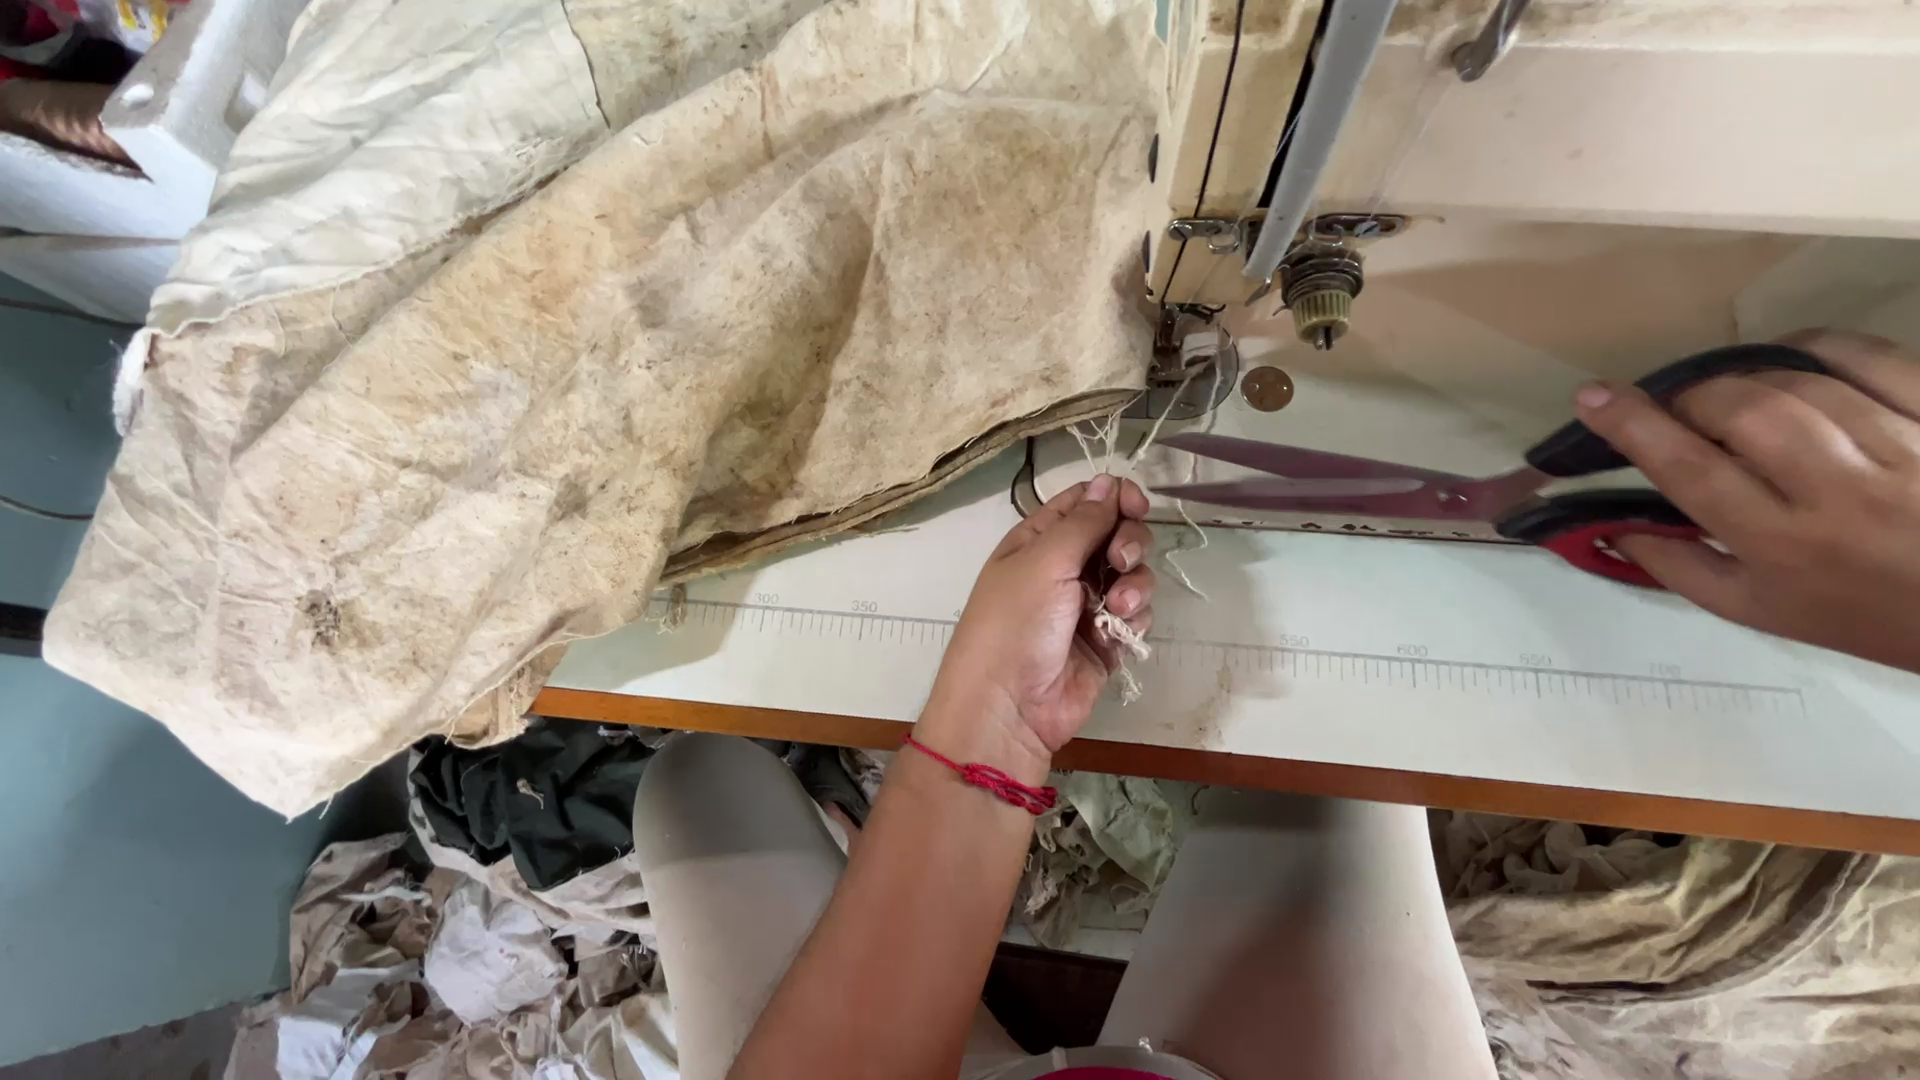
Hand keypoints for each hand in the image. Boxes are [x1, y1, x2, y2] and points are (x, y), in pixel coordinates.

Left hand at [922, 473, 1155, 766]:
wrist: (1009, 706)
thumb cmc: (1015, 623)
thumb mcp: (1044, 562)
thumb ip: (1083, 521)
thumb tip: (1107, 479)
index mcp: (1039, 539)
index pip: (1085, 502)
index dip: (1115, 497)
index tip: (1137, 505)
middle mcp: (1064, 566)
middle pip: (1116, 533)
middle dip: (1129, 541)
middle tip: (1120, 560)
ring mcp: (1087, 603)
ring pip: (1132, 573)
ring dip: (1134, 583)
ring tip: (1116, 606)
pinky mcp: (1107, 639)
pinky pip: (1136, 613)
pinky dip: (1133, 617)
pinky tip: (1116, 631)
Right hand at [1573, 329, 1919, 672]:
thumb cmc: (1862, 614)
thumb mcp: (1753, 609)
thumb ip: (1673, 565)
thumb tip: (1607, 523)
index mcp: (1780, 544)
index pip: (1689, 469)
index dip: (1633, 426)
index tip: (1592, 397)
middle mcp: (1841, 493)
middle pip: (1744, 413)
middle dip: (1692, 398)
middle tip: (1678, 410)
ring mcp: (1906, 449)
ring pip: (1802, 382)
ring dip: (1744, 376)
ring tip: (1727, 392)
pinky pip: (1876, 359)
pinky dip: (1818, 347)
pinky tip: (1791, 359)